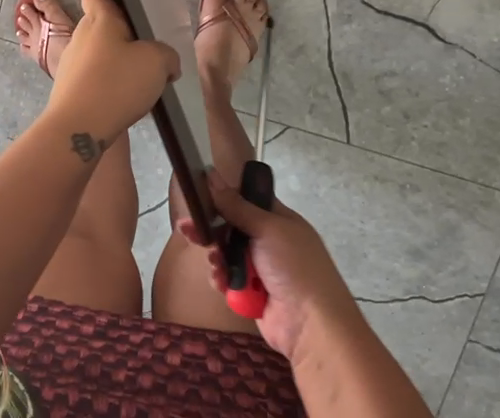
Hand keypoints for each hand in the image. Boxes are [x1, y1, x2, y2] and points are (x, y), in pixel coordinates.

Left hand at [42, 0, 179, 145]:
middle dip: (123, 34)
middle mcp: (80, 35)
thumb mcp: (157, 62)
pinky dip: (109, 82)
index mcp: (99, 19)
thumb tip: (165, 62)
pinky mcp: (70, 86)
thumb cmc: (117, 83)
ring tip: (142, 79)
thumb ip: (166, 55)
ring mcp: (72, 61)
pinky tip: (126, 99)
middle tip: (148, 48)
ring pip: (99, 52)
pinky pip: (94, 75)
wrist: (79, 127)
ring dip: (117, 61)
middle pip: (101, 25)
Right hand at [180, 169, 359, 364]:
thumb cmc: (295, 268)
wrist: (312, 326)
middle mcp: (270, 242)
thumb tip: (211, 173)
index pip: (247, 201)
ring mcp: (261, 269)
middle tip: (187, 230)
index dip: (224, 197)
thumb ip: (236, 205)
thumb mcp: (267, 229)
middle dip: (210, 230)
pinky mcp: (252, 292)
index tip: (200, 196)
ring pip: (226, 254)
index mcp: (280, 222)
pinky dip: (223, 280)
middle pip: (231, 228)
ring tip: (215, 264)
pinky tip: (221, 282)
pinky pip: (229, 279)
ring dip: (217, 258)